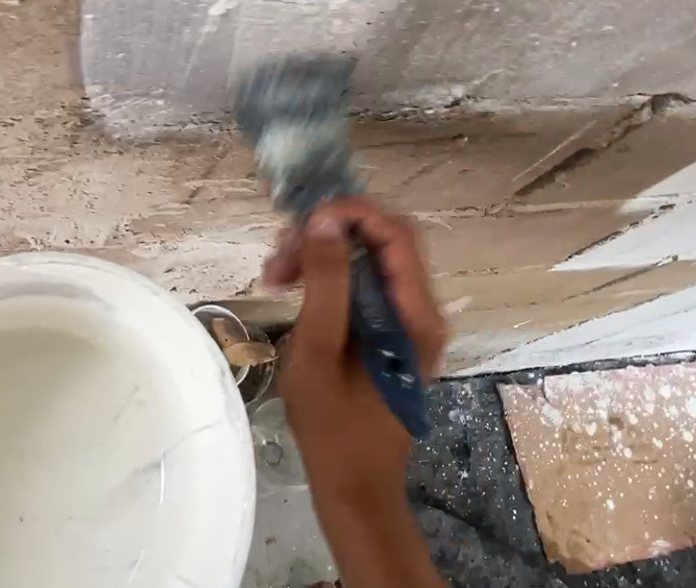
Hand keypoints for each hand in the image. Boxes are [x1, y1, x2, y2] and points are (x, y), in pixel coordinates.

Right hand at [272, 197, 447, 587]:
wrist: (353, 484)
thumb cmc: (334, 425)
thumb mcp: (319, 350)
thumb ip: (326, 282)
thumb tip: (323, 219)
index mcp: (416, 315)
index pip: (397, 233)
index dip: (352, 213)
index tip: (303, 219)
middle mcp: (420, 309)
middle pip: (380, 240)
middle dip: (328, 233)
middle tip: (280, 253)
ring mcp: (405, 319)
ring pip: (365, 256)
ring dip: (320, 252)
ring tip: (275, 273)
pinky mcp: (387, 329)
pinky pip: (360, 280)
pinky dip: (324, 274)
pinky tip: (289, 286)